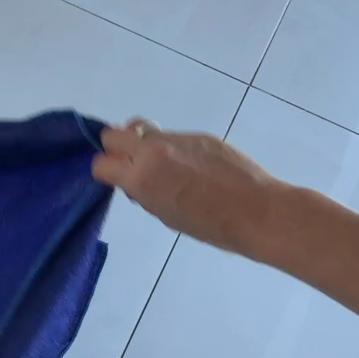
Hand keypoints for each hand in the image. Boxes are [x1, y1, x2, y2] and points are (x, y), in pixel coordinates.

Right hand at [91, 119, 289, 260]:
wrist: (257, 212)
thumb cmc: (209, 226)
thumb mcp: (164, 214)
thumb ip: (142, 191)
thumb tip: (135, 181)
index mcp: (140, 177)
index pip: (101, 163)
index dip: (105, 171)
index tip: (116, 180)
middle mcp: (153, 152)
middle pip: (113, 134)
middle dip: (116, 148)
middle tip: (131, 164)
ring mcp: (178, 139)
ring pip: (145, 131)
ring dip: (146, 145)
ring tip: (166, 164)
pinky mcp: (200, 136)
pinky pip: (175, 137)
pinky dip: (176, 149)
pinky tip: (197, 169)